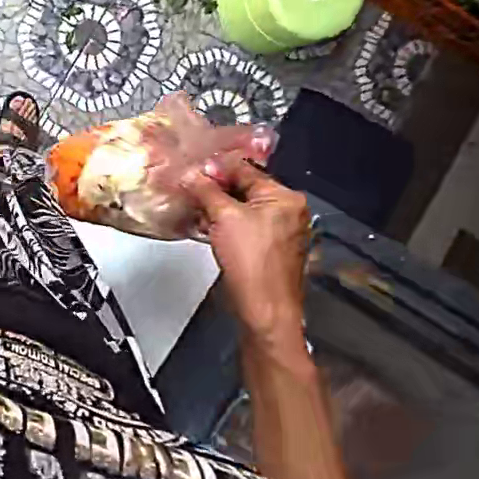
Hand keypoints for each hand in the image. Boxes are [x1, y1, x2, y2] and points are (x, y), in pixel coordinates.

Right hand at [182, 157, 311, 346]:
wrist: (263, 309)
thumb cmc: (252, 263)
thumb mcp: (223, 217)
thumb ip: (206, 190)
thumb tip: (192, 175)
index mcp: (285, 198)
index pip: (246, 170)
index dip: (217, 169)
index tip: (193, 170)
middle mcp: (288, 212)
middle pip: (244, 188)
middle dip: (215, 189)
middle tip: (190, 188)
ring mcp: (279, 231)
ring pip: (242, 208)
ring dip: (217, 207)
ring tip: (195, 207)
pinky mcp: (268, 248)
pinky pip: (243, 226)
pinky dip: (225, 224)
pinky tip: (206, 226)